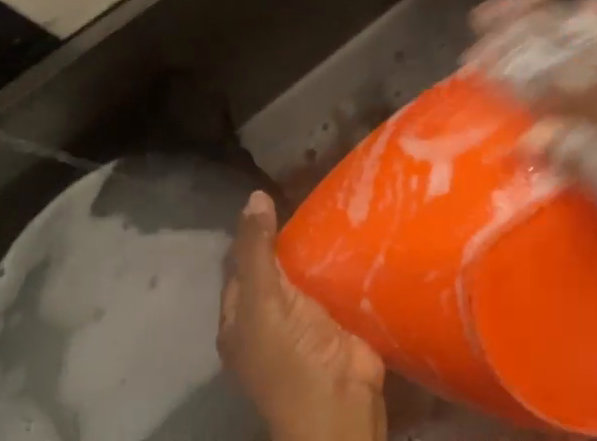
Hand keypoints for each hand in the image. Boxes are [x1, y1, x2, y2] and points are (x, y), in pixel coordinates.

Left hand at [219, 192, 386, 440]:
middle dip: (290, 236)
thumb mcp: (262, 301)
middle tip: (311, 192)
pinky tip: (357, 233)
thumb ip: (257, 251)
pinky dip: (345, 262)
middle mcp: (268, 318)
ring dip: (320, 247)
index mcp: (239, 318)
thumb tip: (254, 197)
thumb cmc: (289, 357)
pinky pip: (337, 284)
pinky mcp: (338, 321)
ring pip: (308, 273)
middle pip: (277, 266)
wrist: (340, 404)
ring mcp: (305, 321)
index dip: (253, 231)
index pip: (241, 263)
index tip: (274, 195)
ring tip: (338, 204)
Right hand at [466, 0, 596, 247]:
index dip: (508, 71)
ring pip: (591, 32)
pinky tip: (587, 10)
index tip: (475, 59)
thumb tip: (528, 140)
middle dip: (523, 26)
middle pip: (564, 44)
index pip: (545, 84)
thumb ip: (578, 160)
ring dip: (555, 16)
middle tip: (489, 10)